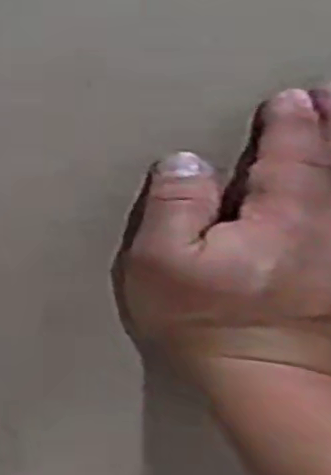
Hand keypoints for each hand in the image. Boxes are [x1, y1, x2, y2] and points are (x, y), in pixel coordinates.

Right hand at [118, 87, 330, 377]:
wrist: (267, 377)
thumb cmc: (200, 315)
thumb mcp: (161, 258)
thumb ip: (174, 206)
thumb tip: (187, 161)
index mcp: (282, 220)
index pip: (290, 159)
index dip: (291, 126)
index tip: (291, 97)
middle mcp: (330, 229)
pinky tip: (327, 190)